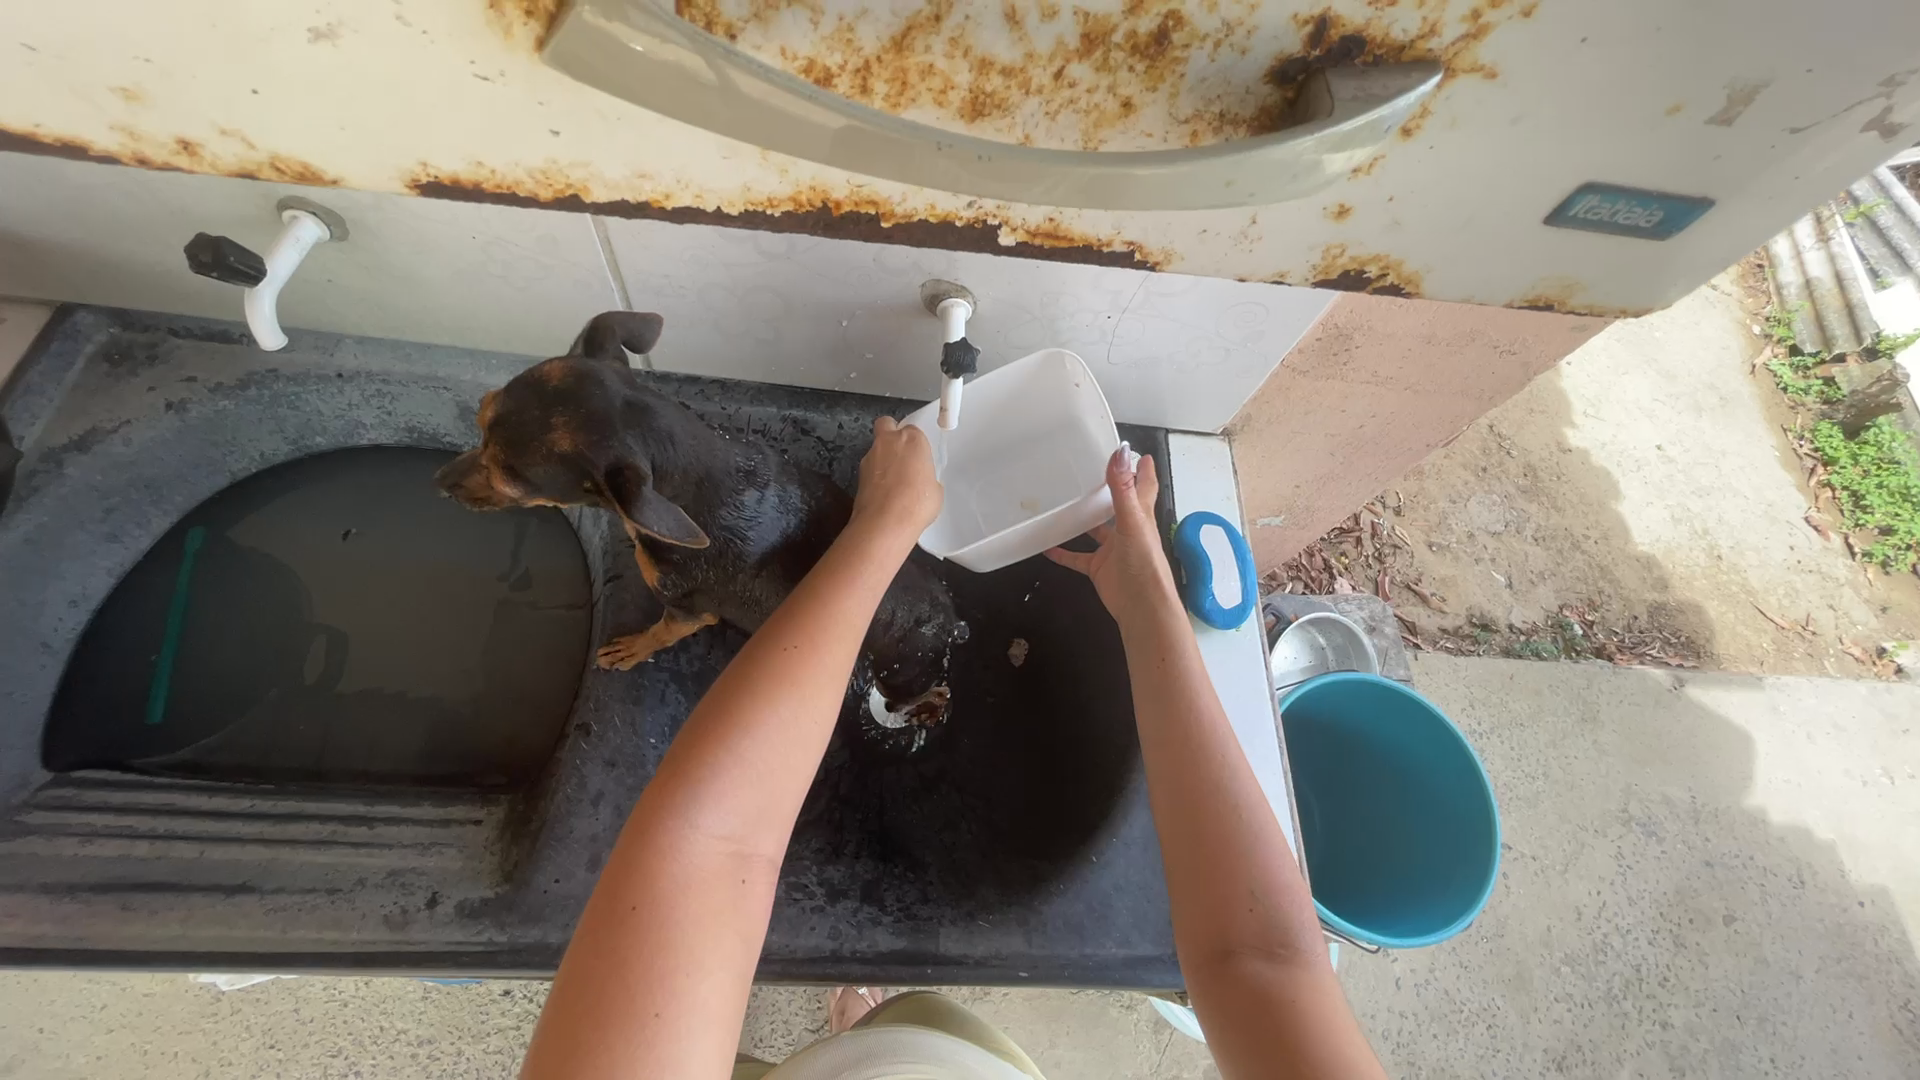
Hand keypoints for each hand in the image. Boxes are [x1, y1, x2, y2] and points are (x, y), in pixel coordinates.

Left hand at [850, 416, 942, 540]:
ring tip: (895, 481)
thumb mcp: (935, 490)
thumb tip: (922, 482)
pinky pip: (870, 469)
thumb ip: (927, 477)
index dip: (917, 444)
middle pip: (887, 424)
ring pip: (876, 448)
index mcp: (912, 439)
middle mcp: (888, 442)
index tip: (922, 458)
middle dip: (892, 433)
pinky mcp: (858, 474)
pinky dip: (876, 476)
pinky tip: (885, 493)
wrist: (885, 523)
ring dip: (883, 458)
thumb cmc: (916, 503)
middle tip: (903, 454)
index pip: (914, 430)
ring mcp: (870, 457)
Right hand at [1046, 447, 1179, 627]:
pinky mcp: (1098, 567)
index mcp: (1140, 515)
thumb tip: (1120, 452)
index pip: (1143, 486)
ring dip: (1083, 519)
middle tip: (1090, 471)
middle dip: (1107, 489)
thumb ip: (1123, 488)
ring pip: (1095, 529)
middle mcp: (1127, 529)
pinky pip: (1077, 557)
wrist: (1141, 606)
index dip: (1142, 469)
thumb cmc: (1143, 563)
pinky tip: (1047, 546)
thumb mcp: (1132, 521)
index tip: (1138, 454)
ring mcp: (1112, 549)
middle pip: (1117, 504)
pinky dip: (1063, 552)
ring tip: (1063, 502)